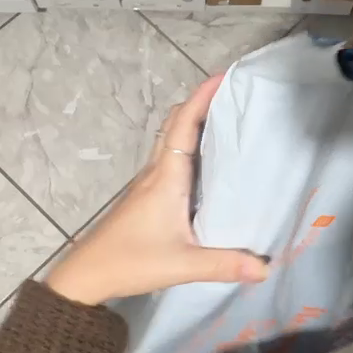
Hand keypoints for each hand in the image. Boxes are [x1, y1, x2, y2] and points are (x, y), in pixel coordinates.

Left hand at [44, 75, 269, 304]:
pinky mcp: (146, 195)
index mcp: (167, 177)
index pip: (184, 124)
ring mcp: (149, 182)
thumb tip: (265, 269)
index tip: (225, 77)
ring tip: (228, 121)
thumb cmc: (130, 261)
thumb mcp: (181, 264)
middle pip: (177, 123)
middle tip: (234, 96)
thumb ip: (224, 265)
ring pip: (172, 139)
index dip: (202, 97)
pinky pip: (170, 158)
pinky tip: (208, 162)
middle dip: (202, 103)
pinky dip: (189, 146)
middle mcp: (156, 172)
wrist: (86, 274)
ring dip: (194, 123)